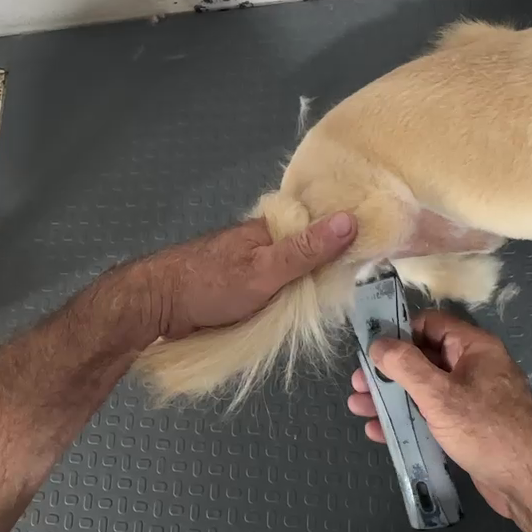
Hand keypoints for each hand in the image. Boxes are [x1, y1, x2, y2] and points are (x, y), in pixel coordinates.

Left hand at [128, 213, 356, 340]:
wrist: (157, 306)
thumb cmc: (210, 284)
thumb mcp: (265, 269)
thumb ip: (306, 250)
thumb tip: (350, 219)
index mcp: (272, 228)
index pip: (321, 228)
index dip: (346, 241)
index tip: (375, 258)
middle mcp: (265, 242)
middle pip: (309, 254)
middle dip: (329, 270)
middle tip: (357, 291)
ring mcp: (252, 265)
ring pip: (293, 275)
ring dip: (309, 290)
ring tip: (339, 304)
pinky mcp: (243, 287)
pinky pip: (276, 291)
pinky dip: (290, 300)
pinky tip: (306, 312)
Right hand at [348, 310, 531, 518]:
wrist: (531, 488)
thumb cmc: (486, 431)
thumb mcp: (440, 395)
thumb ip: (405, 365)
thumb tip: (377, 343)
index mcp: (473, 347)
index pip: (429, 324)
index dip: (398, 332)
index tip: (370, 348)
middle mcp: (473, 366)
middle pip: (421, 358)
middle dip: (387, 372)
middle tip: (358, 384)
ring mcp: (471, 398)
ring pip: (422, 388)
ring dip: (390, 397)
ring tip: (358, 408)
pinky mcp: (468, 426)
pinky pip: (431, 413)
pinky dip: (407, 418)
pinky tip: (379, 432)